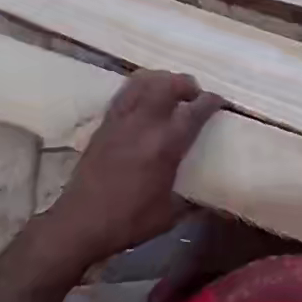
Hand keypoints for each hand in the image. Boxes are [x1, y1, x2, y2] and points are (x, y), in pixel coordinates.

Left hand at [41, 71, 222, 266]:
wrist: (80, 222)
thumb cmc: (128, 221)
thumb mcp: (169, 214)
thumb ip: (191, 201)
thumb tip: (209, 200)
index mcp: (165, 144)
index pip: (195, 111)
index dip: (211, 102)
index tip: (220, 101)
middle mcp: (144, 123)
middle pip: (169, 84)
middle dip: (186, 84)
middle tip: (194, 94)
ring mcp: (121, 119)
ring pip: (144, 81)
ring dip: (162, 80)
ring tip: (170, 90)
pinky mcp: (104, 123)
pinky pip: (125, 93)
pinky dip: (139, 87)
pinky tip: (144, 98)